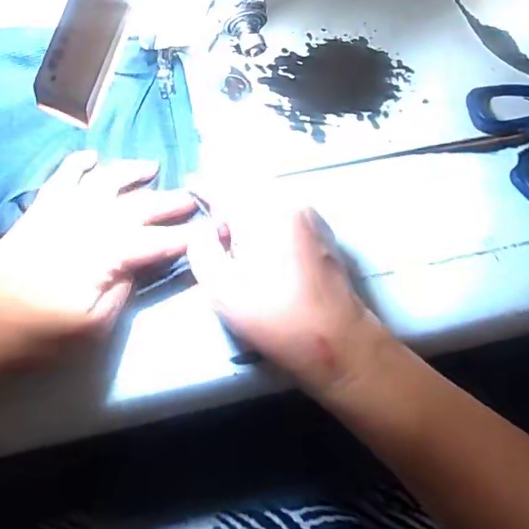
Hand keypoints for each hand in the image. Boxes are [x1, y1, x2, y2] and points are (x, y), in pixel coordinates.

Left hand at [0, 152, 197, 377]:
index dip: (184, 236)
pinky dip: (78, 162)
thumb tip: (139, 264)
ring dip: (130, 171)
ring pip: (105, 179)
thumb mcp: (93, 326)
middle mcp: (90, 221)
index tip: (208, 231)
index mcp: (107, 253)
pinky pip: (64, 175)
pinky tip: (91, 157)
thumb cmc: (38, 334)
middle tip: (192, 199)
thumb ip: (122, 289)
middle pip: (137, 205)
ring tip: (151, 167)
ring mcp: (63, 209)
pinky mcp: (41, 208)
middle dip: (168, 201)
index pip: (156, 241)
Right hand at [187, 201, 390, 394]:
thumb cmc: (275, 316)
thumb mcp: (220, 288)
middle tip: (215, 238)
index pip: (221, 186)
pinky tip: (266, 256)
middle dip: (226, 207)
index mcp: (262, 210)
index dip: (200, 188)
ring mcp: (310, 215)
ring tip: (239, 250)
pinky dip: (268, 225)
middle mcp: (288, 201)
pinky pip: (284, 216)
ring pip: (266, 202)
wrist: (340, 342)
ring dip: (248, 217)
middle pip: (245, 190)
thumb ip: (201, 249)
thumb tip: (205, 230)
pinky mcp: (322, 231)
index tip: (188, 190)